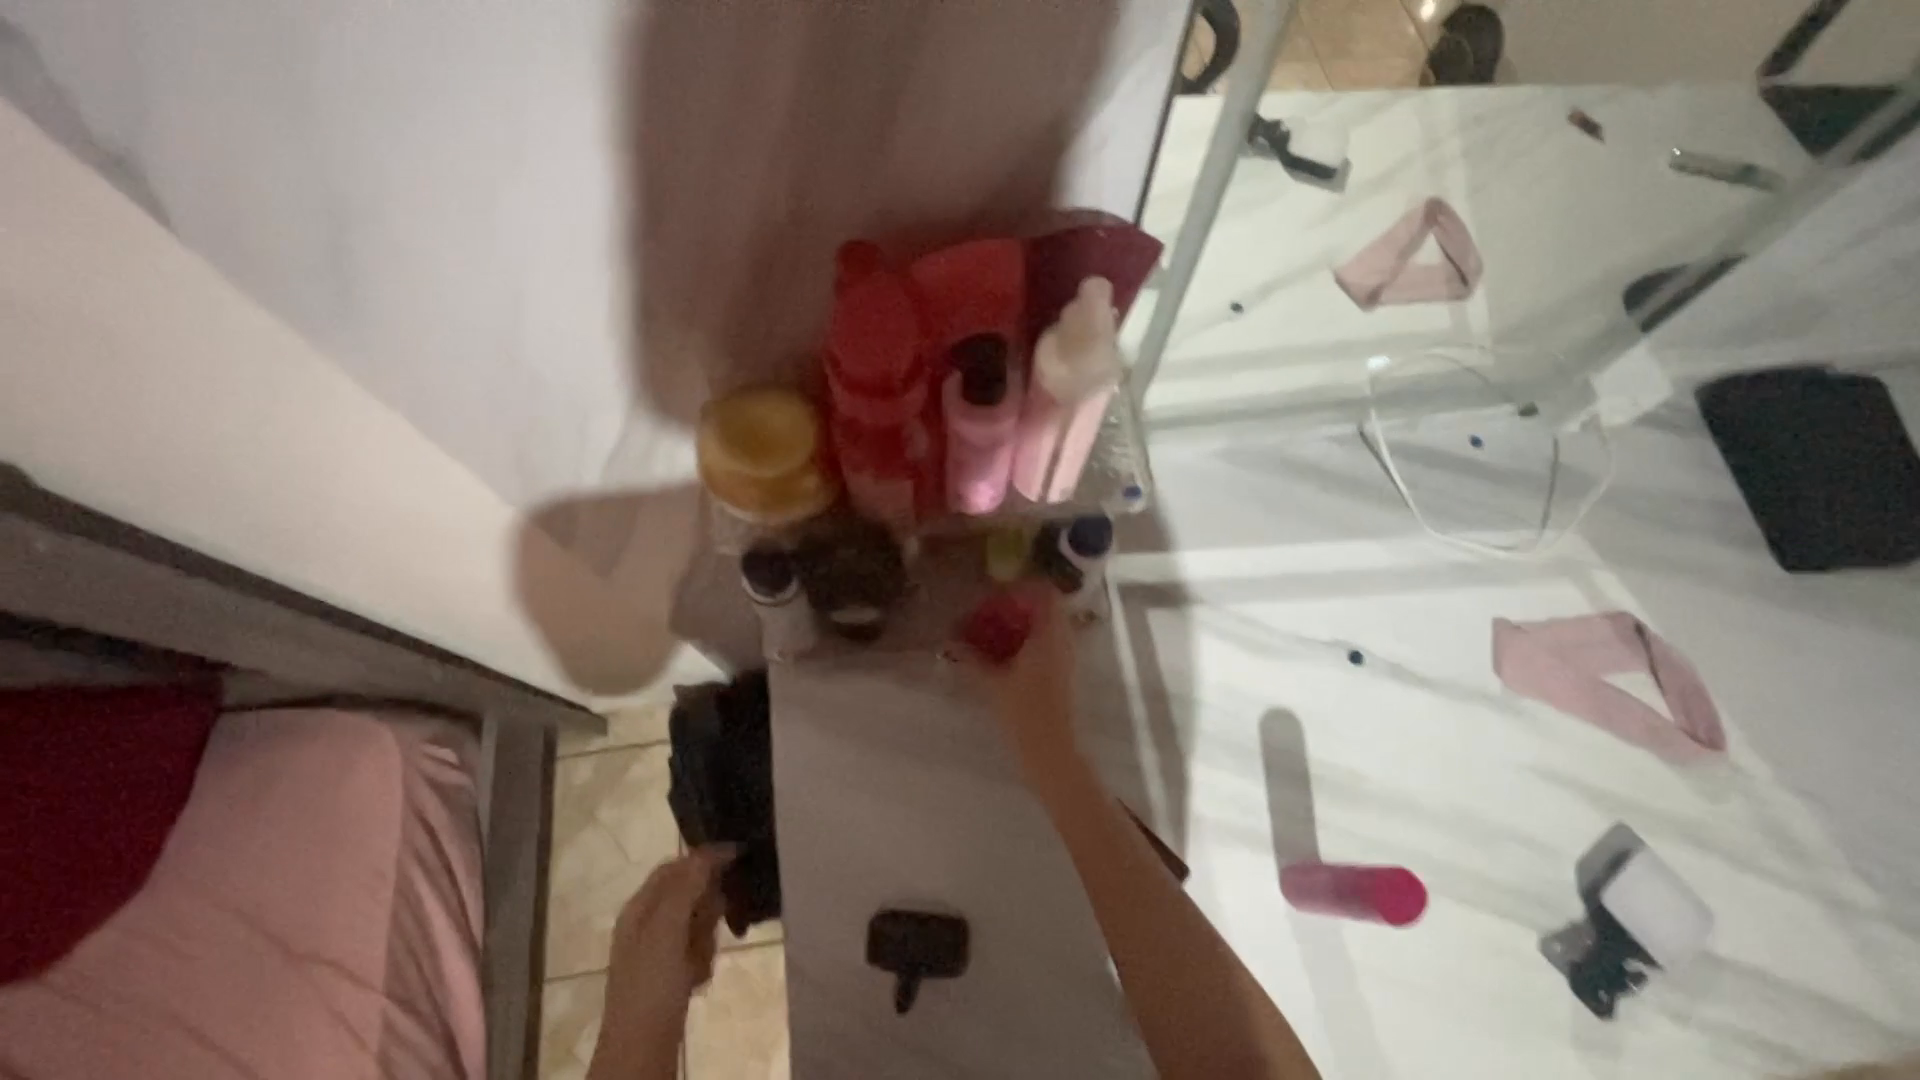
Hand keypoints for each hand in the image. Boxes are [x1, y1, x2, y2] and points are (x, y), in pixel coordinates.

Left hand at [589, 846, 734, 1079]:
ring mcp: (658, 951)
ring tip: (700, 964)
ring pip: (698, 924)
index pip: (675, 865)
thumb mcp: (667, 930)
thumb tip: (710, 850)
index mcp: (639, 907)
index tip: (739, 857)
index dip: (705, 859)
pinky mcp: (670, 975)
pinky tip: (699, 980)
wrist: (639, 1055)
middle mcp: (646, 923)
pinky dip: (703, 960)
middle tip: (711, 928)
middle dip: (707, 908)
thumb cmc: (650, 988)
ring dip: (707, 938)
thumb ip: (686, 888)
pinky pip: (698, 952)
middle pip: (690, 894)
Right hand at [972, 585, 1080, 781]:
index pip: (1044, 592)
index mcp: (1050, 633)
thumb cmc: (1024, 713)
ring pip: (1046, 627)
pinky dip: (1027, 643)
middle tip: (987, 618)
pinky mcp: (1064, 673)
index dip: (1020, 589)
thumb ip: (970, 657)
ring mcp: (1067, 657)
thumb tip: (948, 641)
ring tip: (991, 638)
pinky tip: (1002, 659)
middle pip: (1044, 608)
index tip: (994, 598)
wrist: (1051, 752)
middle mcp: (1064, 639)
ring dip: (1020, 627)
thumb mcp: (992, 683)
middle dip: (1015, 609)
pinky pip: (1047, 645)